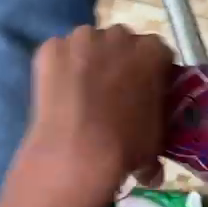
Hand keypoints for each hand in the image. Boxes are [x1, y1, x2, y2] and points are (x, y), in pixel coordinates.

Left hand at [10, 24, 174, 206]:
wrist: (76, 152)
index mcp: (152, 52)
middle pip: (122, 42)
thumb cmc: (125, 145)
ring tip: (82, 93)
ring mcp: (82, 39)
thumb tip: (152, 170)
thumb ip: (155, 139)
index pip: (157, 53)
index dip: (150, 71)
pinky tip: (59, 93)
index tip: (144, 89)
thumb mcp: (153, 143)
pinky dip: (58, 68)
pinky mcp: (50, 48)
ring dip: (88, 60)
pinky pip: (58, 54)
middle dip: (118, 60)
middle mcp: (119, 35)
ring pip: (88, 44)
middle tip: (113, 91)